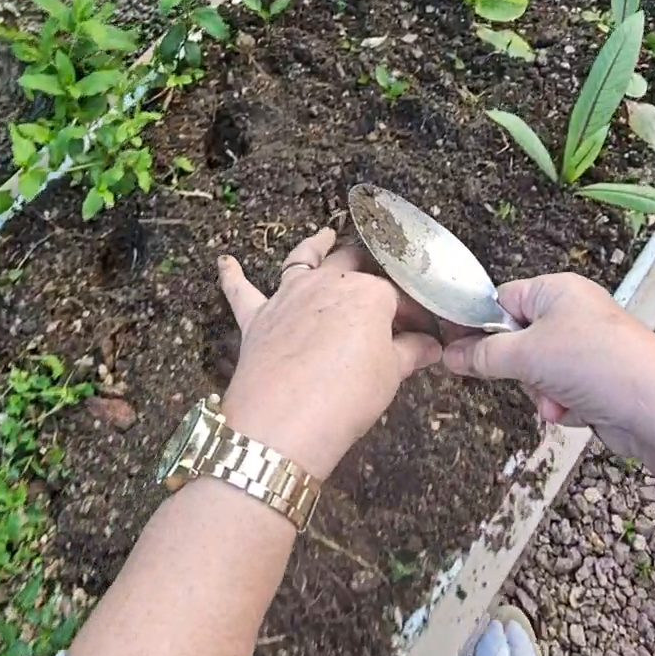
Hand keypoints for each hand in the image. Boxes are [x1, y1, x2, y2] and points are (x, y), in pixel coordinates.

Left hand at [217, 228, 441, 477]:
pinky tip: (224, 262)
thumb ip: (410, 352)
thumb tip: (429, 346)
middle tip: (382, 278)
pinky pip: (240, 290)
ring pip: (303, 259)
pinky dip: (232, 275)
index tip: (424, 332)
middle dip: (372, 268)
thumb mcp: (390, 374)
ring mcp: (288, 295)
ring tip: (323, 235)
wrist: (285, 421)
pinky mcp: (256, 316)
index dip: (414, 314)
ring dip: (314, 245)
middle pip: (353, 265)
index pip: (398, 296)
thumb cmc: (347, 396)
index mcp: (369, 292)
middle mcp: (327, 283)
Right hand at [442, 273, 654, 456]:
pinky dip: (563, 404)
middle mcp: (574, 312)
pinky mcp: (600, 378)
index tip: (467, 350)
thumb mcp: (526, 355)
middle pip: (519, 340)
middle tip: (530, 376)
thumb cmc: (596, 364)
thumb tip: (449, 355)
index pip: (502, 300)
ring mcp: (589, 346)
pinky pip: (561, 389)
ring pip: (538, 371)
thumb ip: (482, 355)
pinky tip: (579, 411)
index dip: (484, 326)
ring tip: (561, 399)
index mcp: (558, 290)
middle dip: (522, 370)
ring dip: (542, 392)